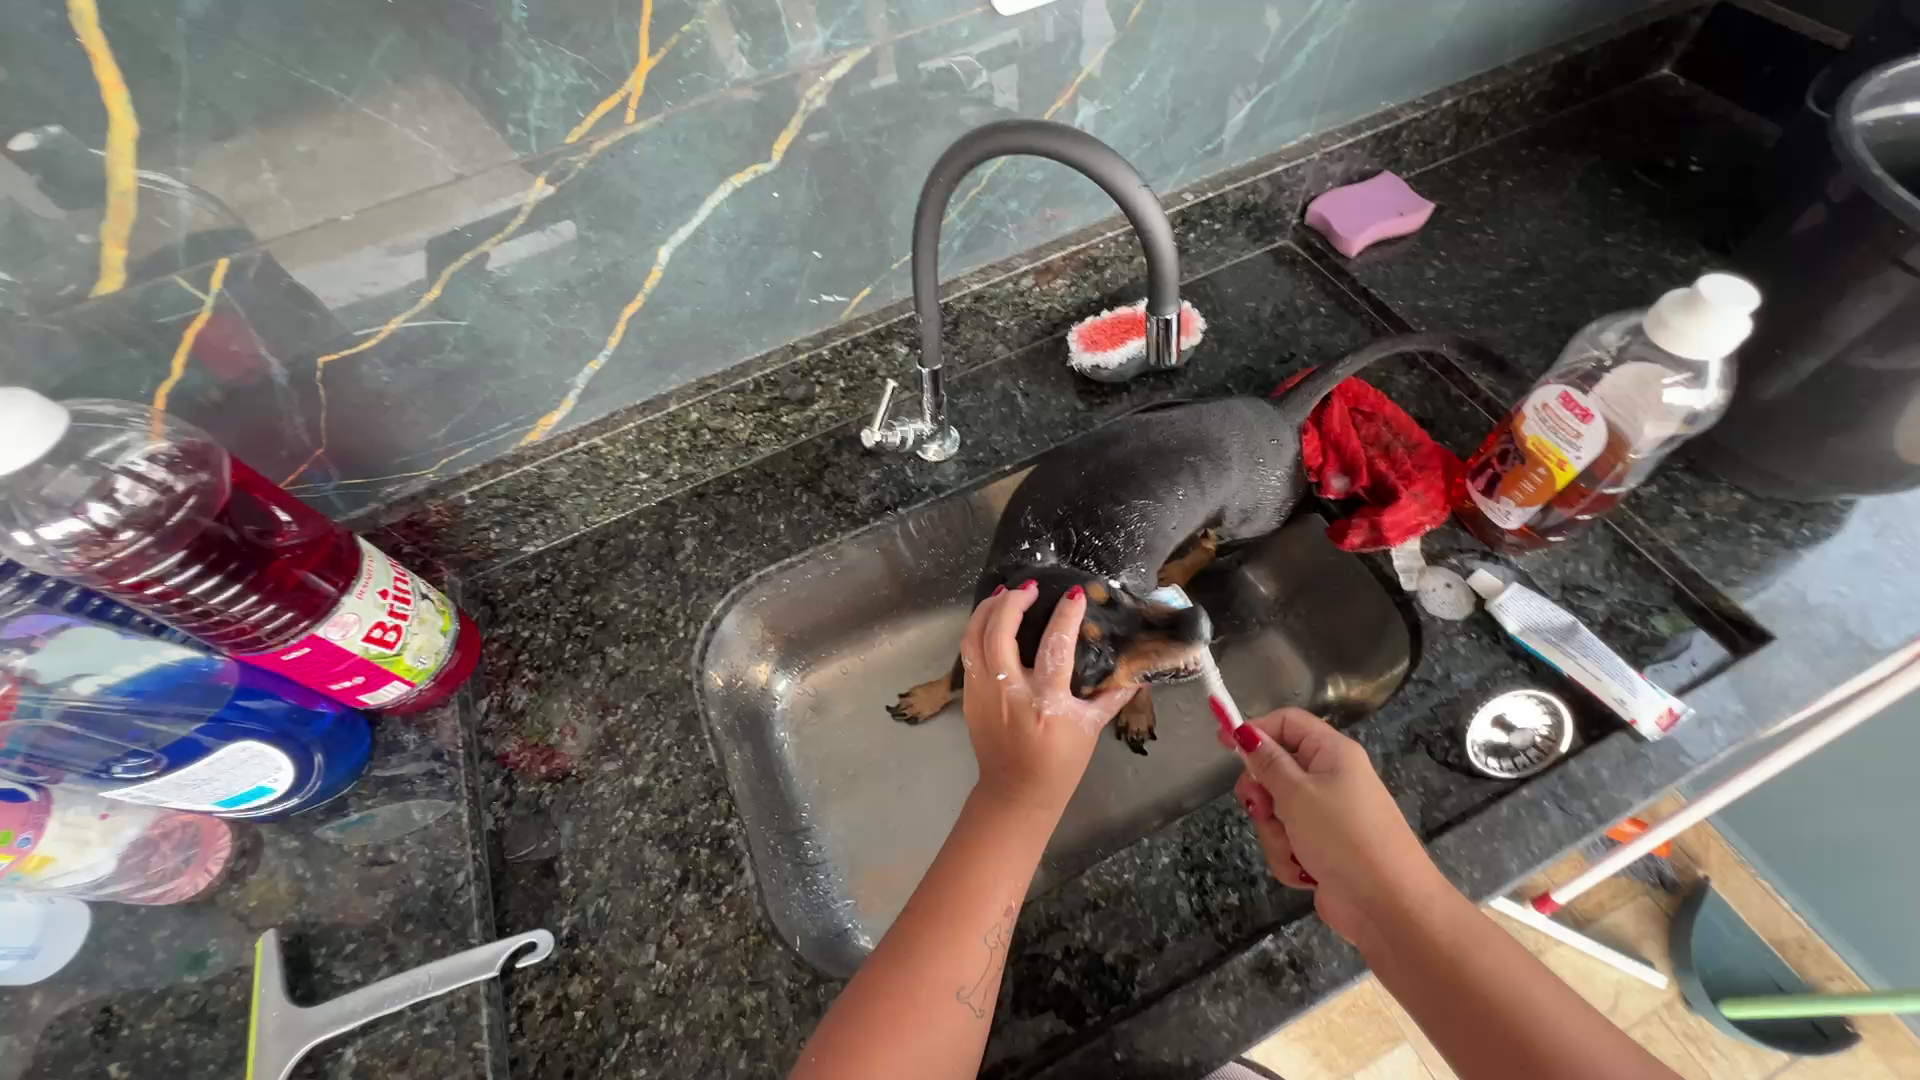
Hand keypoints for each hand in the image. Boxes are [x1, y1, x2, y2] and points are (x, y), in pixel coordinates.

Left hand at [962, 581, 1136, 815]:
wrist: (1016, 793)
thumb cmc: (1059, 764)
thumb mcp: (1090, 729)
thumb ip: (1111, 696)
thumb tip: (1136, 671)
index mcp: (1046, 702)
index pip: (1055, 647)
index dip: (1066, 616)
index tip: (1075, 594)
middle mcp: (1010, 693)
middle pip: (999, 633)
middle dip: (1012, 603)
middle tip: (1029, 588)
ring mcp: (984, 694)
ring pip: (974, 638)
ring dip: (987, 610)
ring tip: (1005, 593)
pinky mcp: (970, 696)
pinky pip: (968, 653)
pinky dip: (977, 629)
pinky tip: (990, 618)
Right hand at [1223, 708, 1449, 949]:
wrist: (1389, 908)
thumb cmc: (1344, 838)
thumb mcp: (1297, 794)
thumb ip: (1266, 762)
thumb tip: (1244, 731)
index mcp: (1331, 754)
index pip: (1286, 723)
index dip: (1254, 729)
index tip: (1223, 742)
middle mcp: (1329, 779)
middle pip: (1274, 770)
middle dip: (1263, 795)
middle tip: (1263, 809)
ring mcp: (1325, 816)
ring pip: (1275, 811)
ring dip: (1275, 833)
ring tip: (1295, 850)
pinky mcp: (1320, 848)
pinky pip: (1286, 841)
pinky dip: (1289, 856)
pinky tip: (1306, 872)